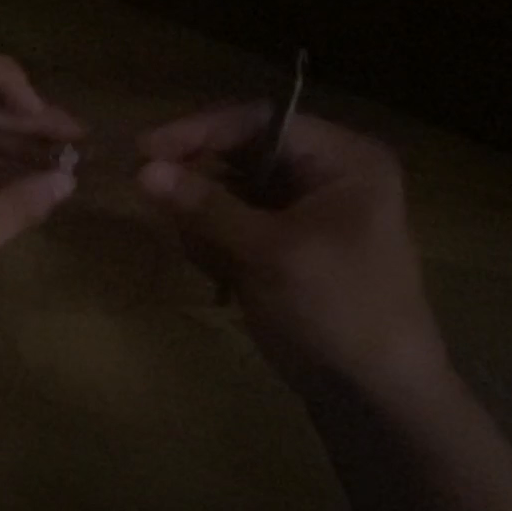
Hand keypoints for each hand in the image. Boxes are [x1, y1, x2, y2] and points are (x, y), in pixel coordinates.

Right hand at [135, 103, 446, 393]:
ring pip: (222, 192)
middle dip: (196, 180)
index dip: (199, 130)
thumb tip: (141, 170)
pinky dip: (209, 244)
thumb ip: (206, 206)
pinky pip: (223, 226)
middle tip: (150, 198)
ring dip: (201, 219)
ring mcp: (294, 213)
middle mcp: (319, 176)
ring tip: (213, 259)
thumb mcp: (270, 251)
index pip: (259, 121)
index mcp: (340, 160)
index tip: (142, 151)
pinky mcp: (273, 247)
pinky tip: (221, 275)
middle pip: (236, 153)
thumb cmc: (337, 307)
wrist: (370, 389)